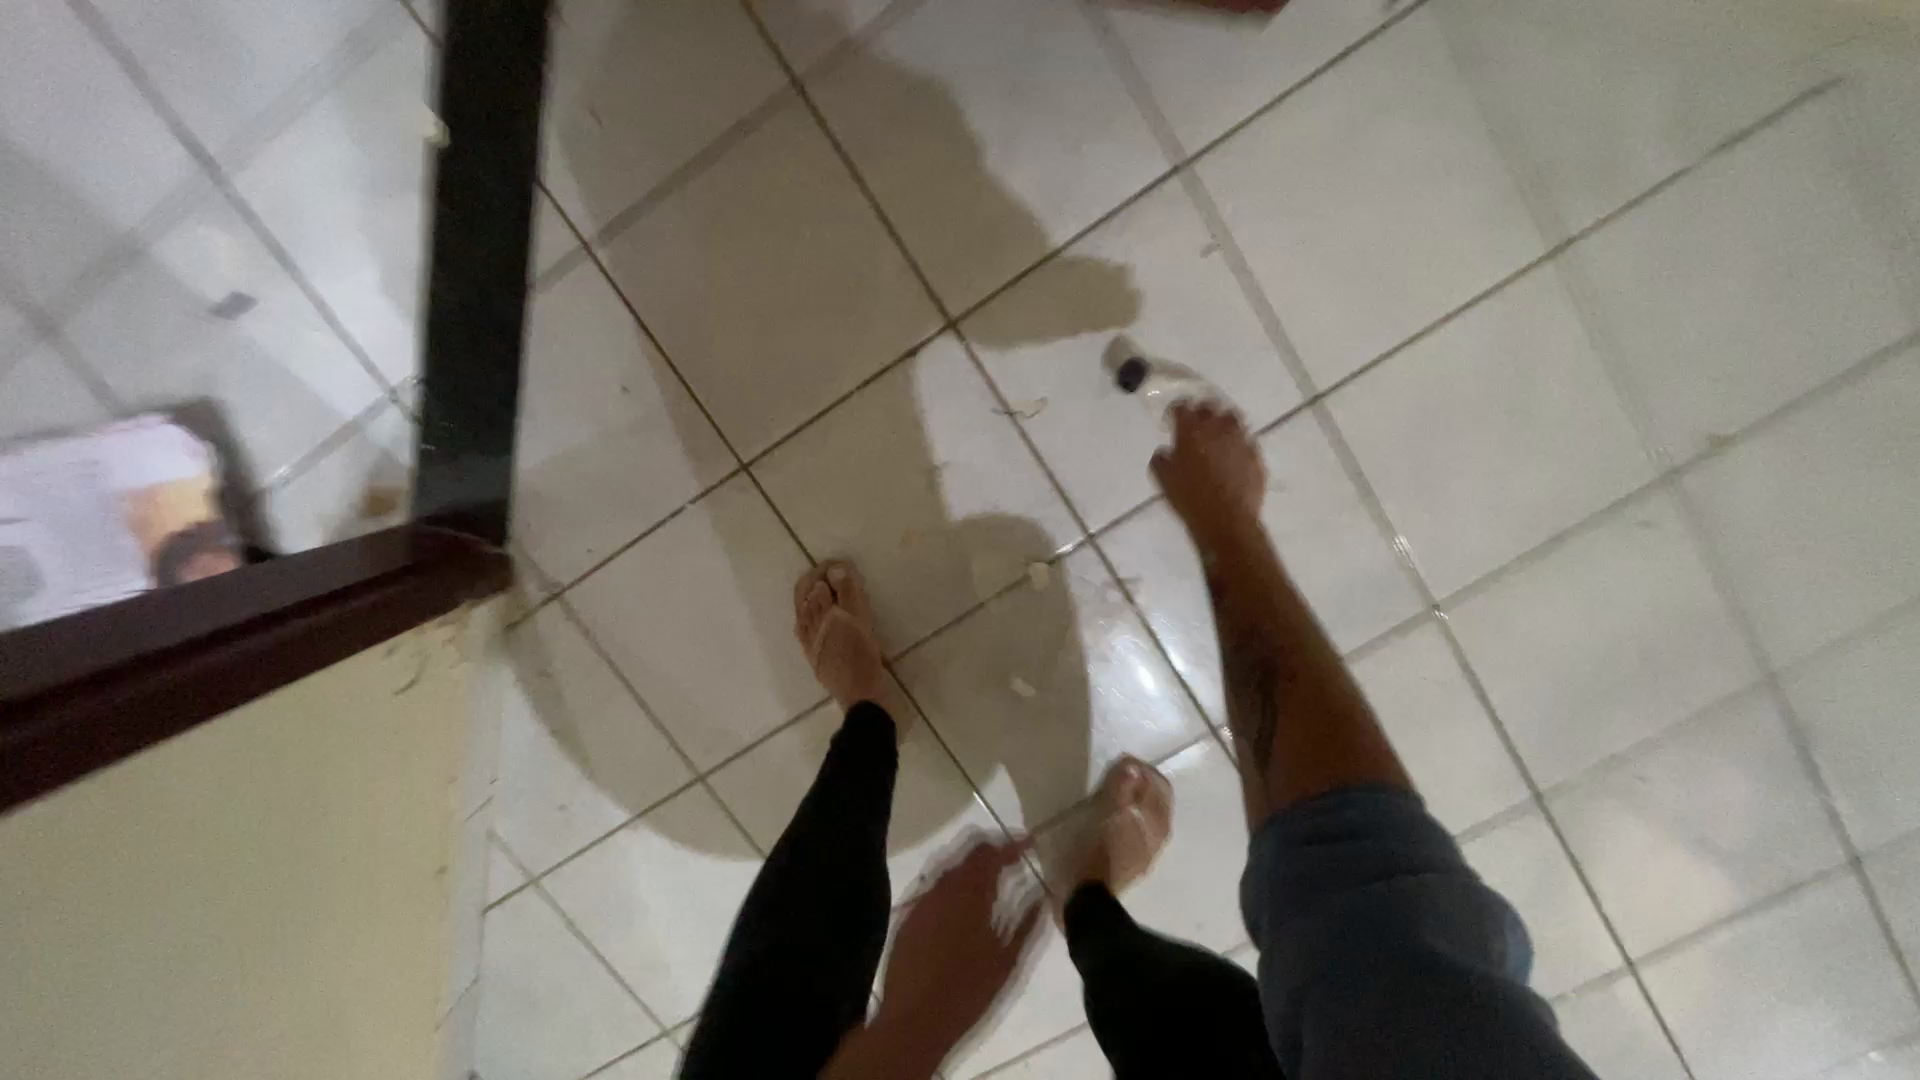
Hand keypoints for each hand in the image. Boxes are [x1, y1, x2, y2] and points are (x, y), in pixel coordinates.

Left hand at [859, 837, 1044, 1073]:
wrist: (912, 1022)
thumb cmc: (967, 994)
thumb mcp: (1006, 962)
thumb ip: (1026, 923)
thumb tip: (1042, 895)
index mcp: (970, 895)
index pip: (993, 854)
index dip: (1013, 844)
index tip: (1030, 843)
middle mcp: (943, 889)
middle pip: (969, 854)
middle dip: (993, 852)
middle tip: (1013, 859)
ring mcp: (921, 901)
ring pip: (950, 869)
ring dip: (972, 869)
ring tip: (991, 882)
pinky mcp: (906, 917)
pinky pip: (933, 890)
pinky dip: (952, 889)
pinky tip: (961, 906)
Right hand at [1151, 400, 1265, 539]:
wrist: (1226, 520)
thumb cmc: (1189, 499)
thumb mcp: (1163, 480)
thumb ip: (1161, 459)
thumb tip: (1165, 451)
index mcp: (1190, 431)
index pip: (1182, 406)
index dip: (1176, 410)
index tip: (1172, 420)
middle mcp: (1217, 428)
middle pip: (1210, 406)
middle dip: (1201, 412)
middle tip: (1196, 426)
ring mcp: (1240, 439)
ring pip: (1233, 418)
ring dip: (1223, 423)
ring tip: (1217, 437)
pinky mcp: (1255, 454)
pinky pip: (1246, 440)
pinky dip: (1238, 443)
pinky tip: (1232, 457)